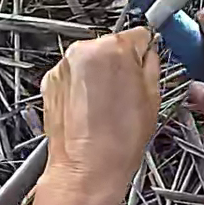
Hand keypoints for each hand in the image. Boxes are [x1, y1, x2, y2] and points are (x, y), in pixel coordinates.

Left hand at [39, 26, 161, 204]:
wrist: (85, 170)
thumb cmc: (116, 142)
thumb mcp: (152, 99)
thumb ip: (152, 66)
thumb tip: (149, 55)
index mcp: (113, 49)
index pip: (139, 34)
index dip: (146, 53)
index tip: (145, 64)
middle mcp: (84, 51)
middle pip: (112, 46)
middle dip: (121, 65)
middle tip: (128, 93)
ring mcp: (64, 67)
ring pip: (92, 60)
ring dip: (100, 76)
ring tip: (109, 106)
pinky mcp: (51, 82)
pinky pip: (75, 75)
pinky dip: (83, 87)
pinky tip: (92, 110)